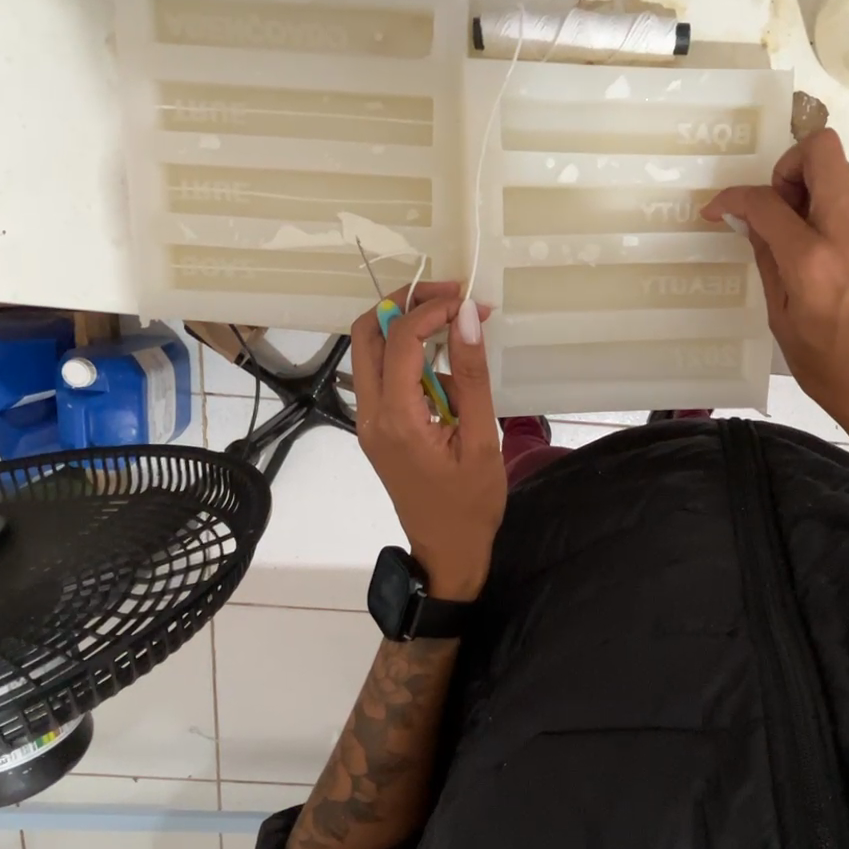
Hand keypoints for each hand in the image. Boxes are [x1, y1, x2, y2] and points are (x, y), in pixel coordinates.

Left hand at [350, 282, 503, 601]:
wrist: (447, 551)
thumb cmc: (471, 504)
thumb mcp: (482, 440)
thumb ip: (472, 376)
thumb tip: (467, 318)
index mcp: (397, 419)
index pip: (402, 339)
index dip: (432, 308)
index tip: (468, 301)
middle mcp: (370, 415)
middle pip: (366, 334)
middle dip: (404, 304)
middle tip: (448, 298)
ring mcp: (368, 422)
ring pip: (371, 353)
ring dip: (407, 331)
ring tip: (456, 333)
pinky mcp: (376, 429)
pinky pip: (384, 378)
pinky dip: (410, 360)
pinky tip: (449, 377)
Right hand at [703, 129, 848, 454]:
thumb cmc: (830, 370)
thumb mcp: (783, 321)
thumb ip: (768, 262)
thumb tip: (752, 223)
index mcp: (812, 261)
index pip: (767, 202)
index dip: (733, 198)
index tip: (718, 210)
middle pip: (823, 151)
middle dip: (788, 165)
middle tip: (775, 205)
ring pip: (844, 175)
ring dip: (812, 188)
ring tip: (795, 235)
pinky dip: (832, 214)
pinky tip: (821, 257)